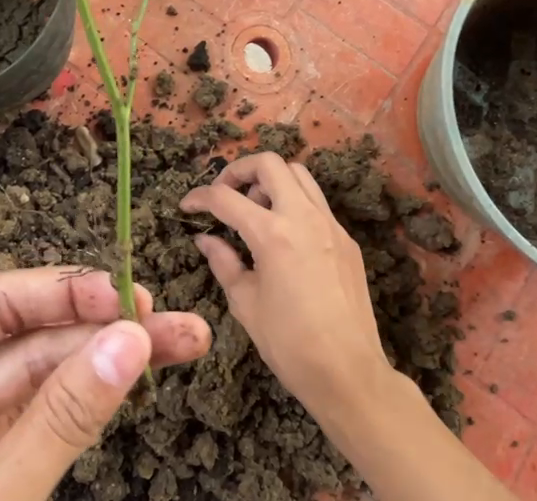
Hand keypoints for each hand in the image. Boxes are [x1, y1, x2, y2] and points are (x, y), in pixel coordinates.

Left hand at [0, 266, 210, 500]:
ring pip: (34, 389)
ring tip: (180, 345)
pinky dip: (77, 414)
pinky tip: (123, 389)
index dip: (64, 293)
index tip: (130, 294)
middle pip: (22, 346)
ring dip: (101, 369)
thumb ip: (56, 422)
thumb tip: (130, 341)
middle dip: (99, 331)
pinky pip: (29, 433)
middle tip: (176, 324)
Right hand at [179, 152, 387, 408]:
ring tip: (256, 211)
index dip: (200, 197)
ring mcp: (331, 225)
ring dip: (272, 181)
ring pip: (299, 174)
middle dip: (240, 171)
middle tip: (225, 195)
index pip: (226, 197)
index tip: (187, 206)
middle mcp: (304, 217)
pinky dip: (294, 204)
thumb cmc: (289, 344)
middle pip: (269, 163)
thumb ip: (224, 263)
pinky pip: (317, 203)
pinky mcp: (347, 240)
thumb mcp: (245, 304)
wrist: (349, 373)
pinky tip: (284, 237)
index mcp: (272, 234)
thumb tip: (206, 239)